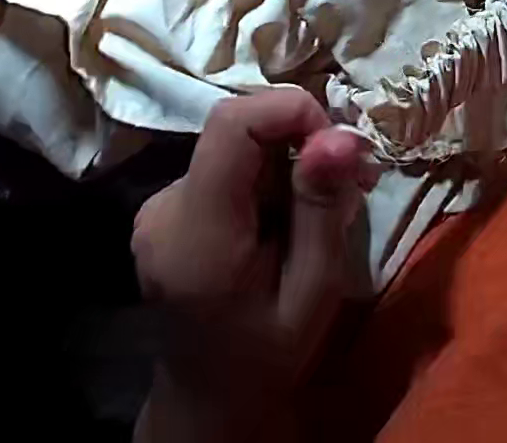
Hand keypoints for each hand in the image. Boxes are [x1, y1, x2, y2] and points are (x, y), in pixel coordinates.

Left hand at [131, 89, 373, 442]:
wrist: (207, 398)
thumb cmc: (267, 356)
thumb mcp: (313, 293)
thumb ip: (321, 210)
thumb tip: (341, 134)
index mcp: (196, 234)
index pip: (231, 124)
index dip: (288, 109)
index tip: (336, 144)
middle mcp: (164, 206)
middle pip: (236, 129)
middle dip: (299, 137)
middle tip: (347, 176)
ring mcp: (158, 203)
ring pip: (235, 143)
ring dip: (286, 156)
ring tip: (322, 200)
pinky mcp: (168, 202)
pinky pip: (226, 160)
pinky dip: (265, 171)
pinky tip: (285, 210)